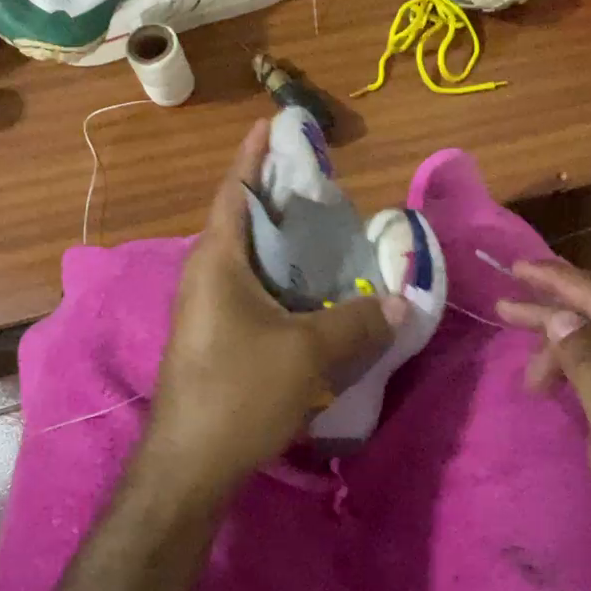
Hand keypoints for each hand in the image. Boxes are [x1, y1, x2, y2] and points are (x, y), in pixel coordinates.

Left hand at [145, 120, 405, 494]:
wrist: (188, 467)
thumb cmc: (239, 392)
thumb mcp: (308, 354)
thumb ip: (357, 322)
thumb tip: (402, 301)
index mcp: (217, 260)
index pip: (235, 190)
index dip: (253, 155)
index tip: (271, 123)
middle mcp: (207, 274)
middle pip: (243, 220)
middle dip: (277, 195)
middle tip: (320, 178)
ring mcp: (208, 308)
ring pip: (249, 258)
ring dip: (282, 240)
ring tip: (326, 228)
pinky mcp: (217, 336)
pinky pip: (253, 289)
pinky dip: (282, 277)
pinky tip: (315, 290)